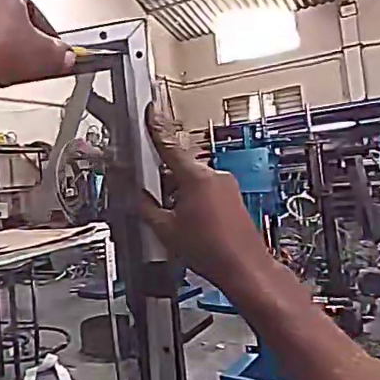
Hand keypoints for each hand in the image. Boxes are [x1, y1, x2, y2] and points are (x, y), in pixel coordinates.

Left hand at [0, 0, 74, 110]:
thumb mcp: (45, 55)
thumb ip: (62, 54)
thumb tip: (67, 58)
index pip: (38, 14)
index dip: (49, 38)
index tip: (55, 52)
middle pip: (16, 26)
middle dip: (27, 47)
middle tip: (36, 63)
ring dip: (8, 57)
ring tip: (14, 72)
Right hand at [138, 104, 281, 294]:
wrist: (243, 269)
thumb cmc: (212, 251)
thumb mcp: (164, 229)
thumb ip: (145, 206)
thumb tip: (136, 196)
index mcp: (196, 178)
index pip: (169, 145)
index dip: (155, 127)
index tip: (150, 111)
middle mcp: (214, 176)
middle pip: (178, 167)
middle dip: (163, 183)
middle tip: (155, 205)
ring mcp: (226, 186)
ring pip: (192, 181)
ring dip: (180, 196)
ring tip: (178, 225)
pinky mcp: (233, 197)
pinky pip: (206, 191)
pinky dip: (194, 202)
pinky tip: (192, 226)